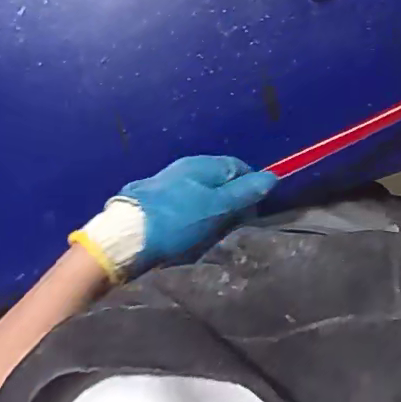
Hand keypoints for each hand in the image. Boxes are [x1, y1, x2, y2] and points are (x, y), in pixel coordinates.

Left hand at [71, 156, 278, 279]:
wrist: (126, 237)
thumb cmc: (177, 220)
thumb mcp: (217, 207)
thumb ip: (244, 192)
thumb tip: (274, 176)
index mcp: (201, 164)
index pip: (239, 167)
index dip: (251, 188)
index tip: (252, 213)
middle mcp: (184, 168)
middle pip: (220, 182)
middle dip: (231, 202)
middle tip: (231, 227)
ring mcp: (167, 183)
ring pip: (202, 195)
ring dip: (211, 212)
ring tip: (210, 234)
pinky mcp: (154, 202)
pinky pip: (184, 206)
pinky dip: (192, 218)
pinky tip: (188, 233)